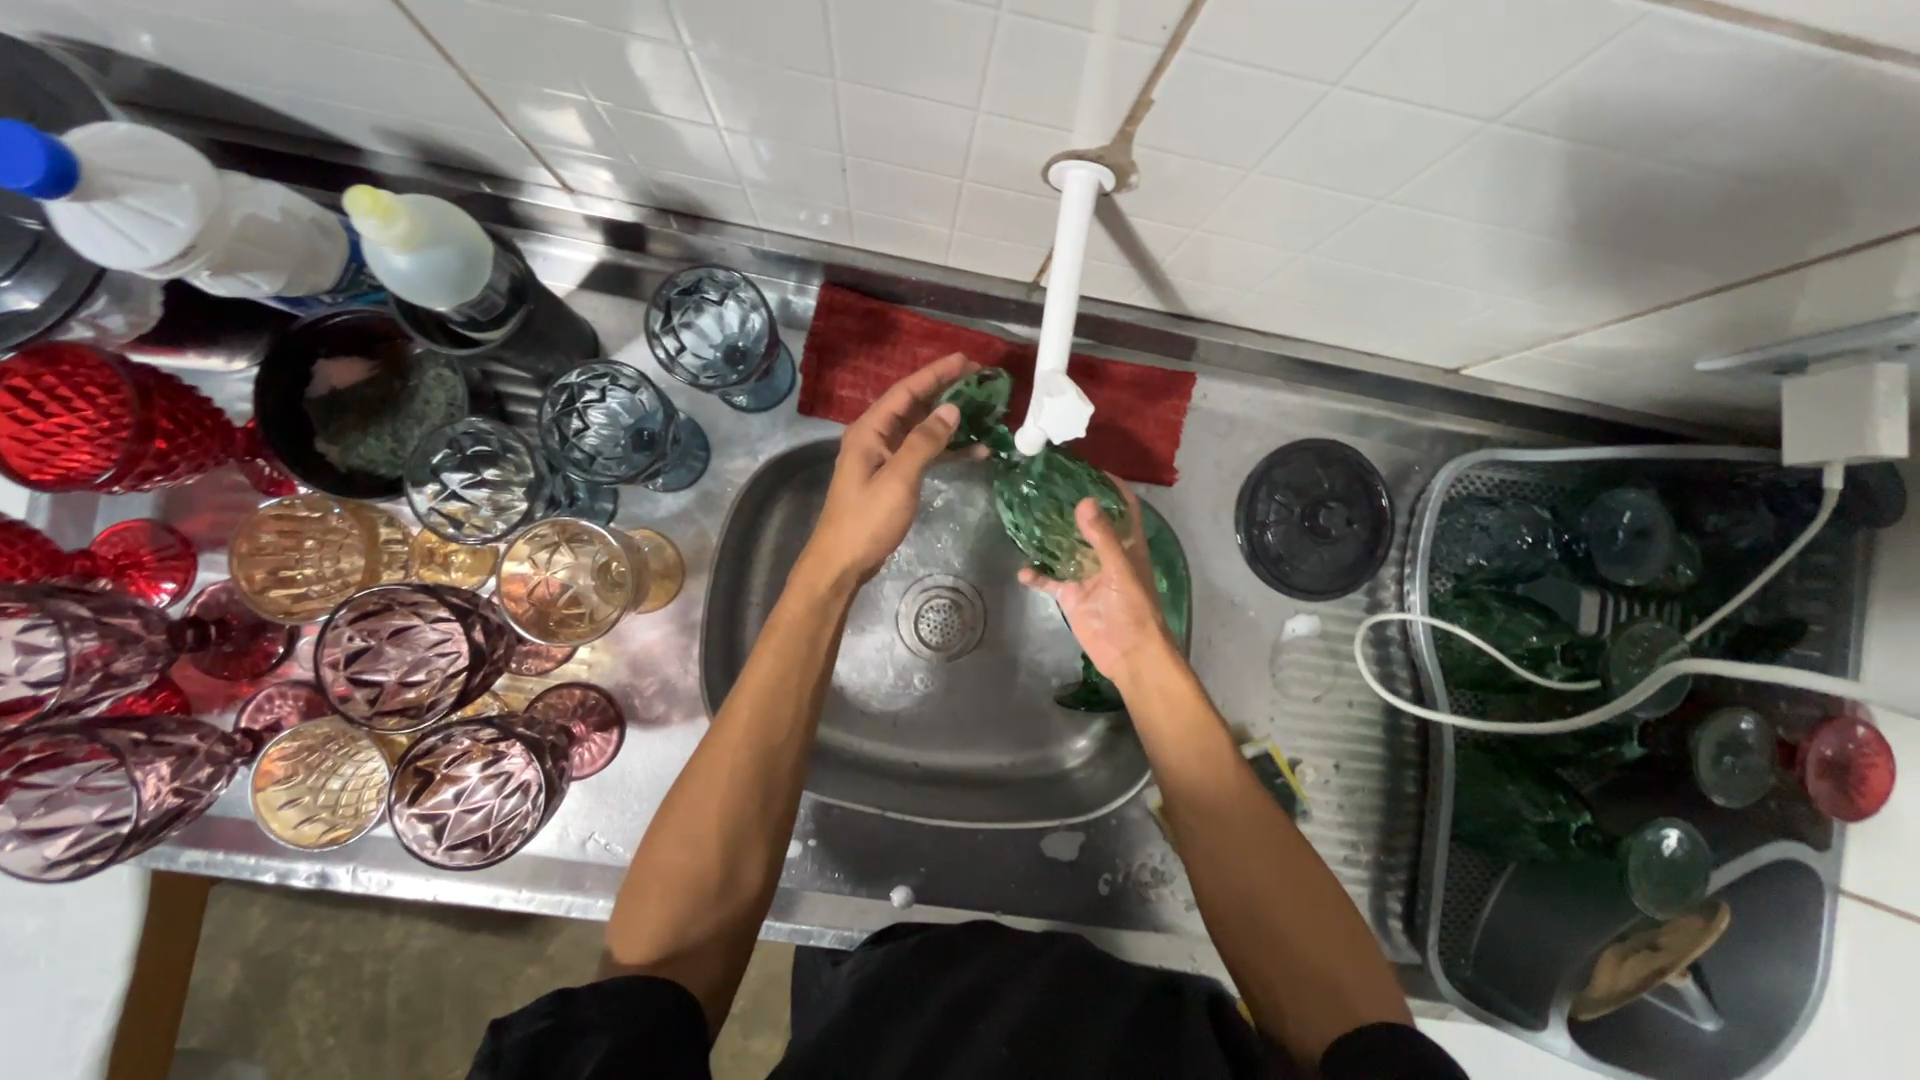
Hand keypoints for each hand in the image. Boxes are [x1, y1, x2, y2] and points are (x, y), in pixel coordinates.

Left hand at [797, 352, 979, 592]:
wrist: (843, 562)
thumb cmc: (866, 520)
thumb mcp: (898, 479)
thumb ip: (924, 442)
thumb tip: (951, 409)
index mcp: (870, 430)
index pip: (906, 390)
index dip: (936, 373)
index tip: (966, 359)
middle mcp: (876, 437)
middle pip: (915, 405)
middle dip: (946, 390)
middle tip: (981, 379)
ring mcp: (885, 457)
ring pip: (922, 429)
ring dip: (951, 420)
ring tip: (984, 409)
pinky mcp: (894, 477)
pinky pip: (924, 454)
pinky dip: (947, 450)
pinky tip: (976, 450)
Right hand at [1018, 483, 1176, 685]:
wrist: (1130, 654)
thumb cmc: (1134, 609)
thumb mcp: (1120, 569)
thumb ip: (1102, 537)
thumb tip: (1084, 501)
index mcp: (1128, 546)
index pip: (1124, 508)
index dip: (1113, 488)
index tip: (1092, 470)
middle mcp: (1107, 556)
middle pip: (1091, 525)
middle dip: (1074, 507)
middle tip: (1048, 487)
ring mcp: (1088, 576)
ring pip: (1067, 550)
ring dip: (1051, 537)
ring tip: (1029, 517)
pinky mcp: (1073, 596)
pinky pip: (1051, 581)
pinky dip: (1037, 575)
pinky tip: (1022, 568)